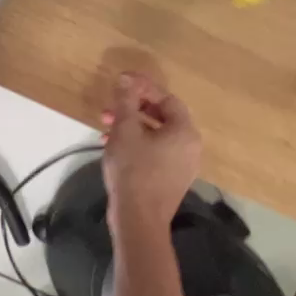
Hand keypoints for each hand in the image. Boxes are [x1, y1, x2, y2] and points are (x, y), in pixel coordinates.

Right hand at [100, 72, 200, 237]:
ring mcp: (182, 164)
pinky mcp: (171, 178)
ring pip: (156, 133)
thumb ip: (126, 100)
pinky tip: (114, 146)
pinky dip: (137, 142)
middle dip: (133, 108)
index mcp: (184, 132)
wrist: (139, 218)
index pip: (166, 98)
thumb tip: (126, 78)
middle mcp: (190, 146)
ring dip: (131, 125)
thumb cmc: (133, 169)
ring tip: (106, 127)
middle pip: (162, 115)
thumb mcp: (125, 129)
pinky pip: (156, 150)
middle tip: (110, 108)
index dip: (142, 88)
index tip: (119, 83)